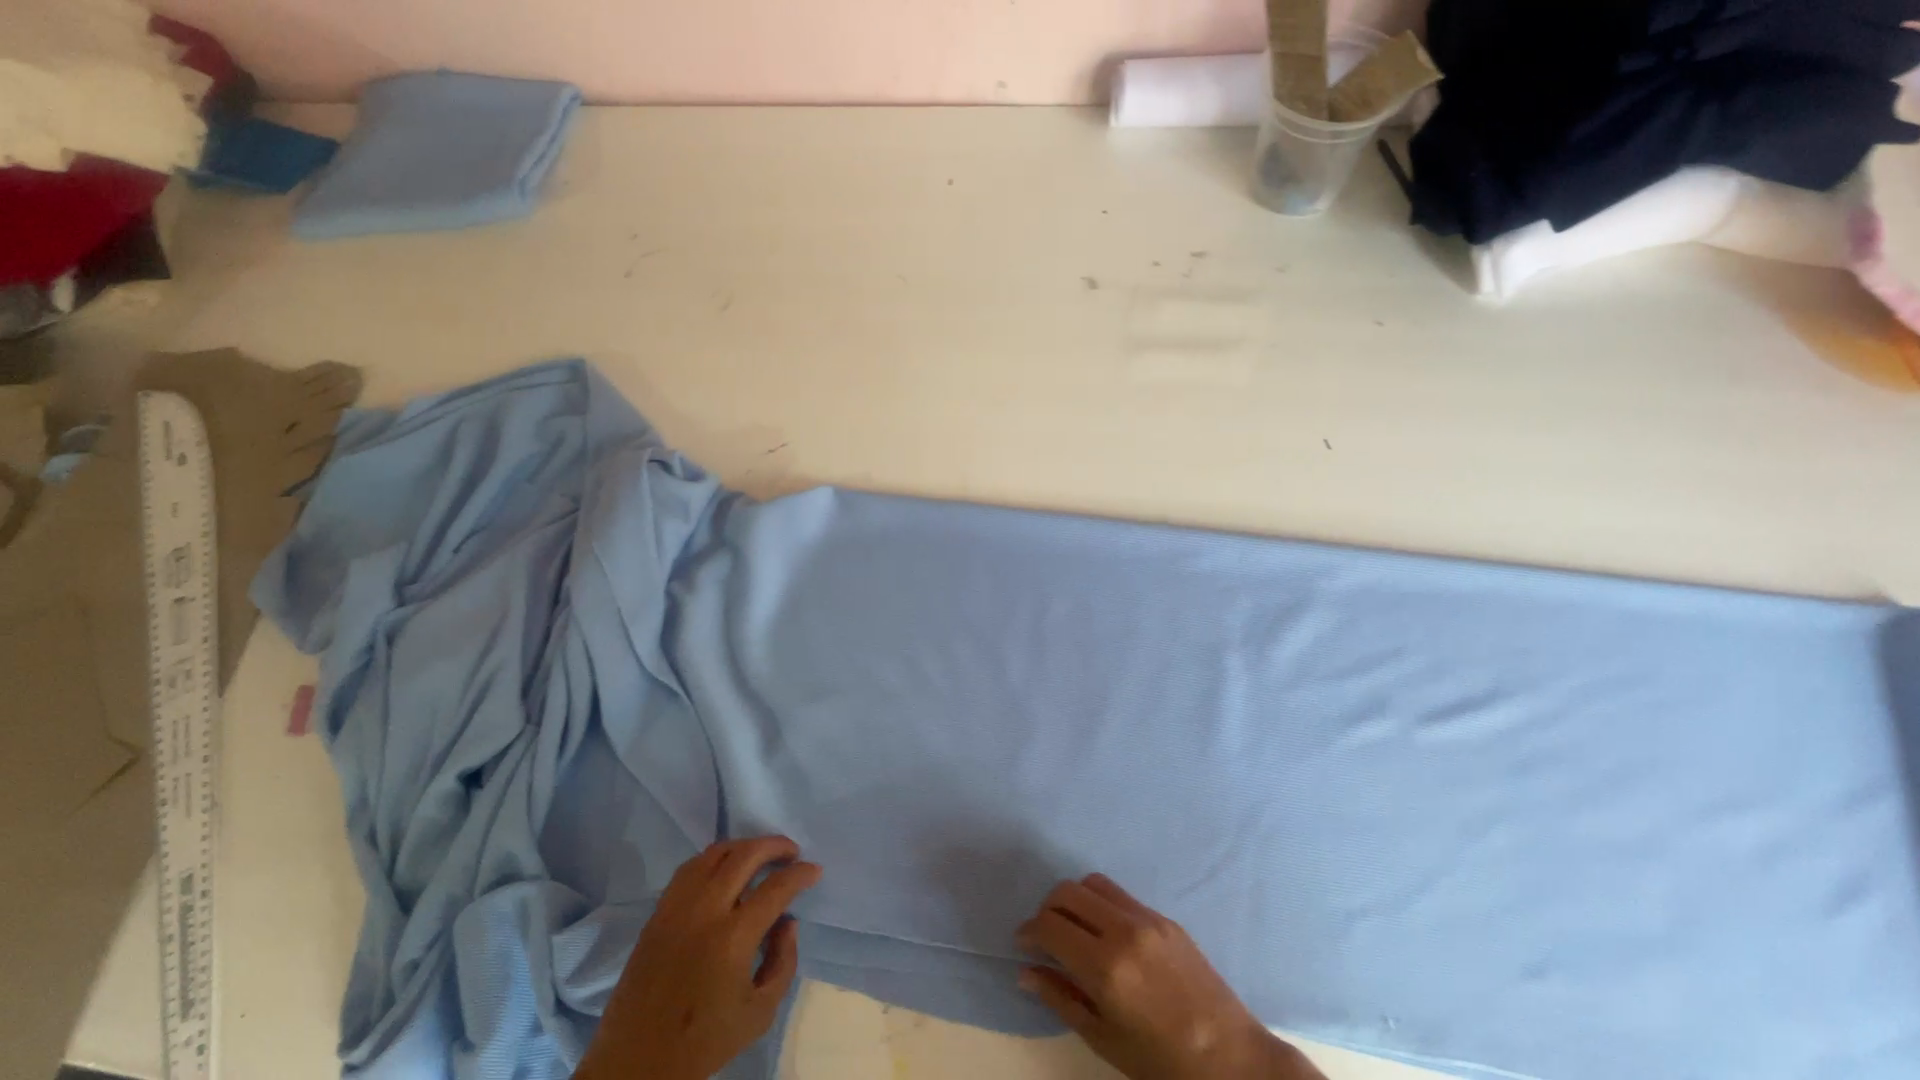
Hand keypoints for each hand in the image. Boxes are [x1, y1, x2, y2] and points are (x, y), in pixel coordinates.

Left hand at [574, 836, 821, 1079]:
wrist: (638, 1058)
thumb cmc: (704, 1040)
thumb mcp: (760, 1011)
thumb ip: (783, 961)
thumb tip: (787, 921)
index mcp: (733, 938)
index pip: (775, 888)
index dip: (800, 874)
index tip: (815, 870)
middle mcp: (704, 911)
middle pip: (742, 856)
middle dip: (773, 846)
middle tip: (792, 852)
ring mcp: (676, 908)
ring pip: (711, 855)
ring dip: (741, 847)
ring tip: (760, 854)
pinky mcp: (656, 915)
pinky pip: (687, 871)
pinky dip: (712, 860)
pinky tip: (724, 871)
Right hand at [1018, 874, 1324, 1079]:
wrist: (1228, 1055)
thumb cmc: (1160, 1059)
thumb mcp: (1102, 1037)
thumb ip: (1060, 998)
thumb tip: (1026, 972)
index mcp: (1104, 966)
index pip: (1049, 925)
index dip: (1028, 932)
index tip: (1023, 945)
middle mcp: (1124, 931)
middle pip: (1067, 892)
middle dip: (1047, 910)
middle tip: (1045, 937)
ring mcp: (1149, 920)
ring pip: (1095, 884)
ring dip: (1074, 901)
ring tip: (1075, 931)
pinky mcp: (1167, 920)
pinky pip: (1123, 897)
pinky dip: (1103, 906)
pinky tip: (1107, 936)